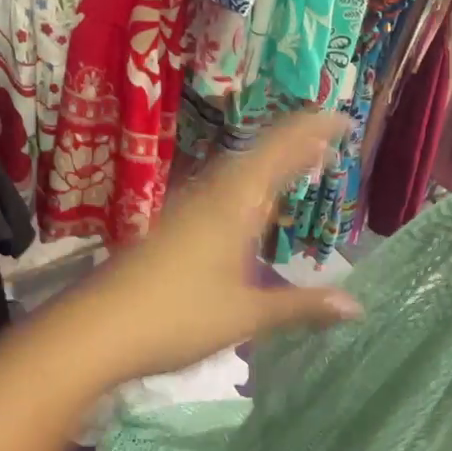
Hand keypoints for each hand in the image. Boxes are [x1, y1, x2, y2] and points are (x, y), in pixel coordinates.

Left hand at [68, 111, 363, 379]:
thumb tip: (355, 306)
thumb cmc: (178, 316)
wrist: (95, 332)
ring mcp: (180, 214)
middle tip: (321, 143)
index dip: (310, 133)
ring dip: (262, 171)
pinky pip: (213, 200)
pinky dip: (239, 197)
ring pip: (230, 180)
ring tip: (289, 172)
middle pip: (253, 159)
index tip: (339, 118)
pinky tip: (240, 218)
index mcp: (233, 205)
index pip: (279, 153)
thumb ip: (300, 306)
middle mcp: (207, 198)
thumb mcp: (247, 315)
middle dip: (289, 148)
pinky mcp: (163, 235)